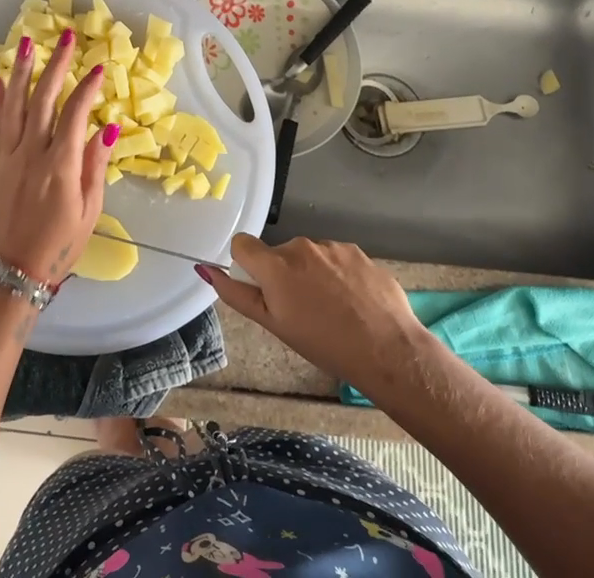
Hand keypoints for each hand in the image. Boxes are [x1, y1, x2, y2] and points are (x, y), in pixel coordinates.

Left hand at [0, 30, 114, 285]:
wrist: (13, 268)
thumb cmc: (59, 245)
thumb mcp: (89, 211)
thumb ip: (95, 167)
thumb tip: (105, 130)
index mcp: (61, 166)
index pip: (75, 114)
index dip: (87, 88)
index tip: (99, 67)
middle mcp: (32, 154)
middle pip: (43, 99)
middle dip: (56, 65)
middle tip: (66, 37)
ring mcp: (10, 156)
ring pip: (15, 105)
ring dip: (21, 71)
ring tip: (27, 43)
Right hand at [201, 235, 427, 383]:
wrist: (387, 349)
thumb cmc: (323, 343)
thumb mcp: (273, 324)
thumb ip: (236, 294)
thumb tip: (206, 269)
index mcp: (275, 265)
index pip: (242, 243)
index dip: (247, 264)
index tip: (262, 288)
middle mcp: (301, 246)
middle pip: (279, 253)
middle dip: (283, 274)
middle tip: (301, 309)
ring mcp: (332, 247)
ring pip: (309, 256)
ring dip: (312, 274)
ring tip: (332, 308)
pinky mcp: (359, 252)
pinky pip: (336, 259)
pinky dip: (338, 275)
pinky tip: (352, 301)